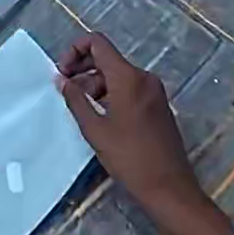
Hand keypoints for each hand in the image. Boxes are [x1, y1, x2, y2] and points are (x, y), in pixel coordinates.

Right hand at [56, 33, 205, 217]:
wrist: (171, 191)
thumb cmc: (130, 158)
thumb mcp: (94, 128)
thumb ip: (75, 99)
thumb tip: (62, 79)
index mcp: (128, 78)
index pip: (97, 43)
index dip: (75, 50)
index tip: (63, 72)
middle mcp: (144, 78)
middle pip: (106, 58)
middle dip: (82, 68)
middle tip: (65, 87)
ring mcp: (154, 93)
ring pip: (116, 74)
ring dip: (94, 83)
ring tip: (79, 105)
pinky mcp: (158, 107)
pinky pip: (128, 88)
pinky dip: (109, 93)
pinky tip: (98, 114)